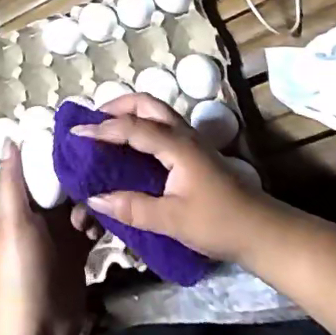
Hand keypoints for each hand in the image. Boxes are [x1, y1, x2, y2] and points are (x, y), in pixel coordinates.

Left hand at [0, 143, 97, 334]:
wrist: (40, 331)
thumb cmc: (22, 271)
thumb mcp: (13, 222)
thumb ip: (13, 182)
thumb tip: (12, 137)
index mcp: (19, 203)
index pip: (36, 164)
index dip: (53, 147)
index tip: (78, 128)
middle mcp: (40, 213)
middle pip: (63, 179)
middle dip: (81, 170)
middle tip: (104, 159)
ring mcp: (62, 232)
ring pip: (82, 199)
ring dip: (94, 195)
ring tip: (105, 194)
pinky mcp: (80, 249)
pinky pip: (95, 222)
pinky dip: (103, 217)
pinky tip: (112, 215)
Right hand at [69, 93, 284, 263]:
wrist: (260, 229)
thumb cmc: (218, 223)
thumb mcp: (172, 220)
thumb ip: (133, 208)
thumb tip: (95, 198)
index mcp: (176, 145)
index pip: (132, 128)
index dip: (102, 129)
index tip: (75, 133)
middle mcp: (183, 134)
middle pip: (147, 105)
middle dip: (118, 106)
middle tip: (93, 120)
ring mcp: (190, 140)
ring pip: (156, 112)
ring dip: (130, 112)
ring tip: (107, 127)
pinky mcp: (194, 151)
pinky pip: (162, 125)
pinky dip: (142, 125)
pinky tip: (132, 145)